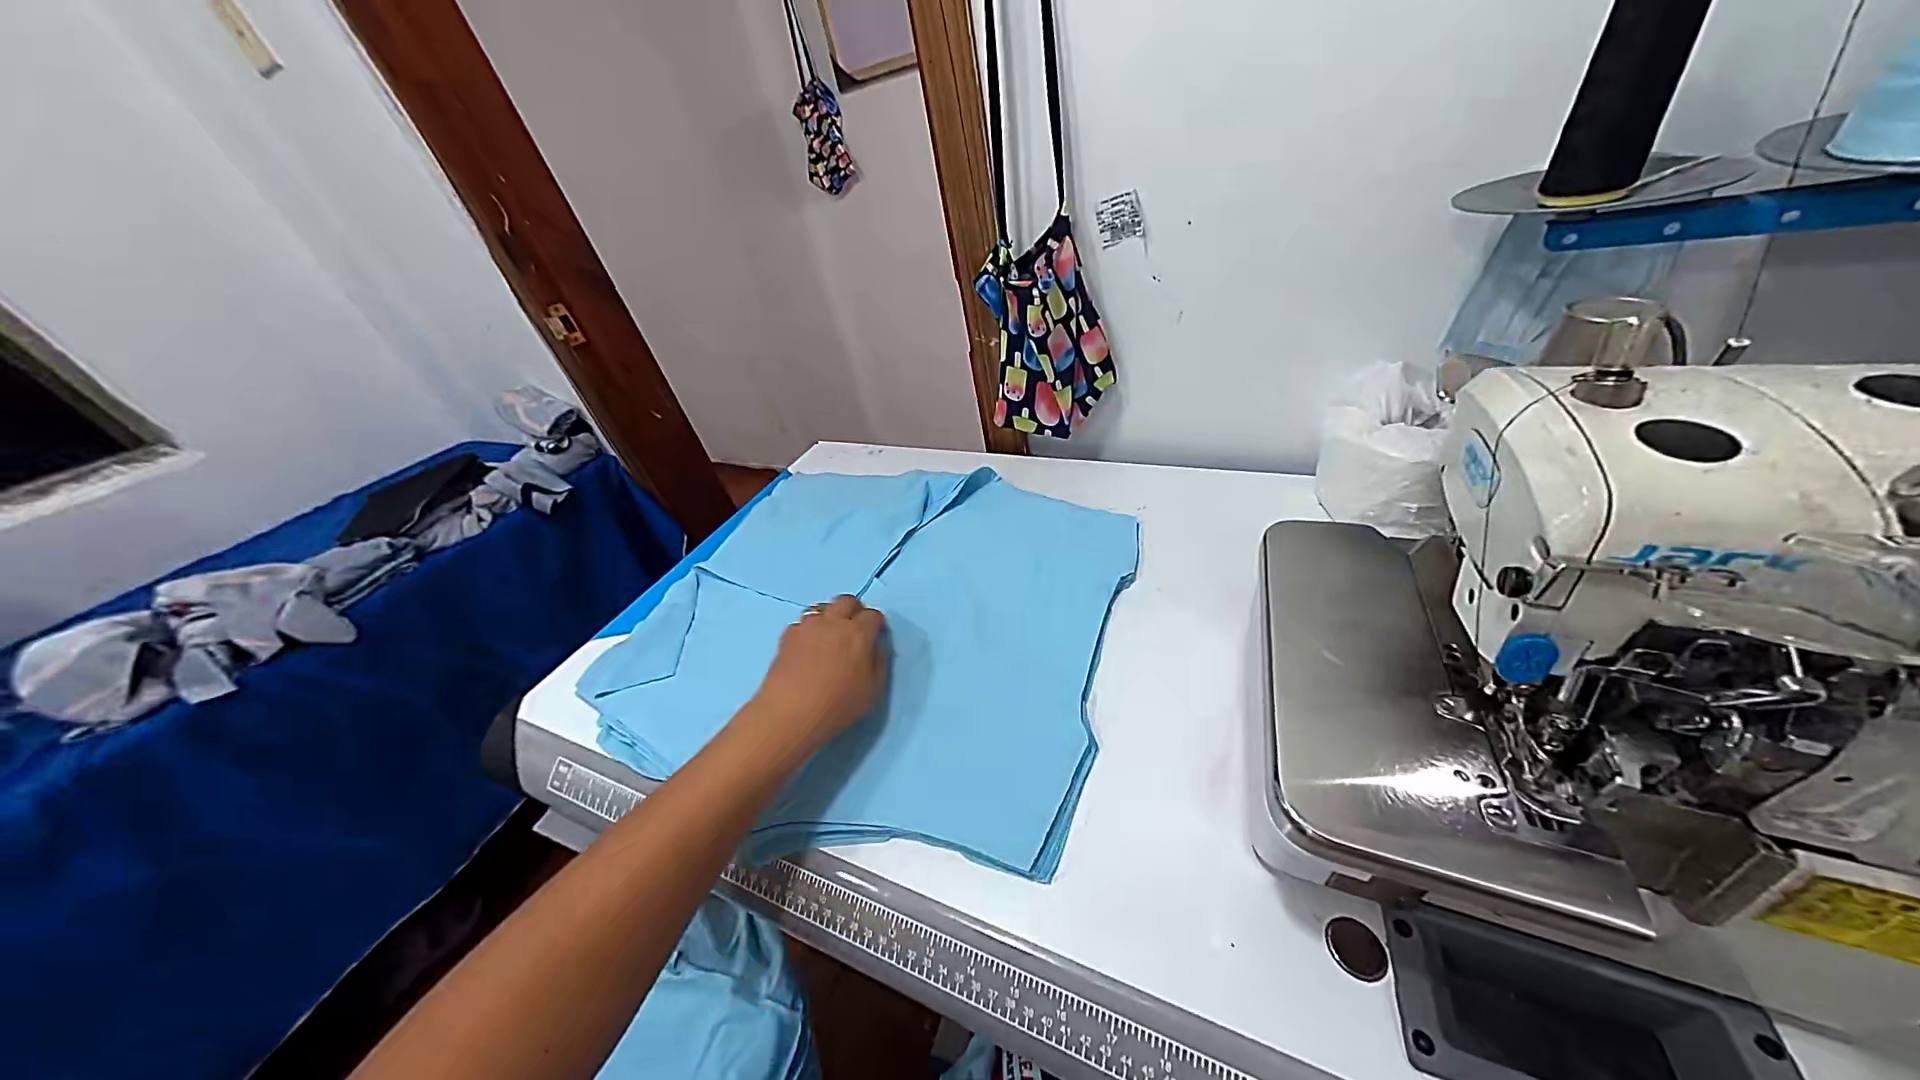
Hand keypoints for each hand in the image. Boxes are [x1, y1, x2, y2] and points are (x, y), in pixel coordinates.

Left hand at [738, 594, 887, 759]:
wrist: (790, 713)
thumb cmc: (837, 706)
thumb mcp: (872, 691)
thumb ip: (879, 663)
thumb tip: (878, 646)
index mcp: (858, 633)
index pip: (873, 615)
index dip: (876, 625)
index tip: (875, 636)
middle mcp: (834, 622)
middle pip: (846, 601)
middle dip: (854, 610)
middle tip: (854, 629)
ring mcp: (808, 626)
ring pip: (822, 607)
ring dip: (830, 616)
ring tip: (829, 636)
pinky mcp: (788, 635)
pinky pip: (802, 623)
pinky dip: (808, 629)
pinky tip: (808, 647)